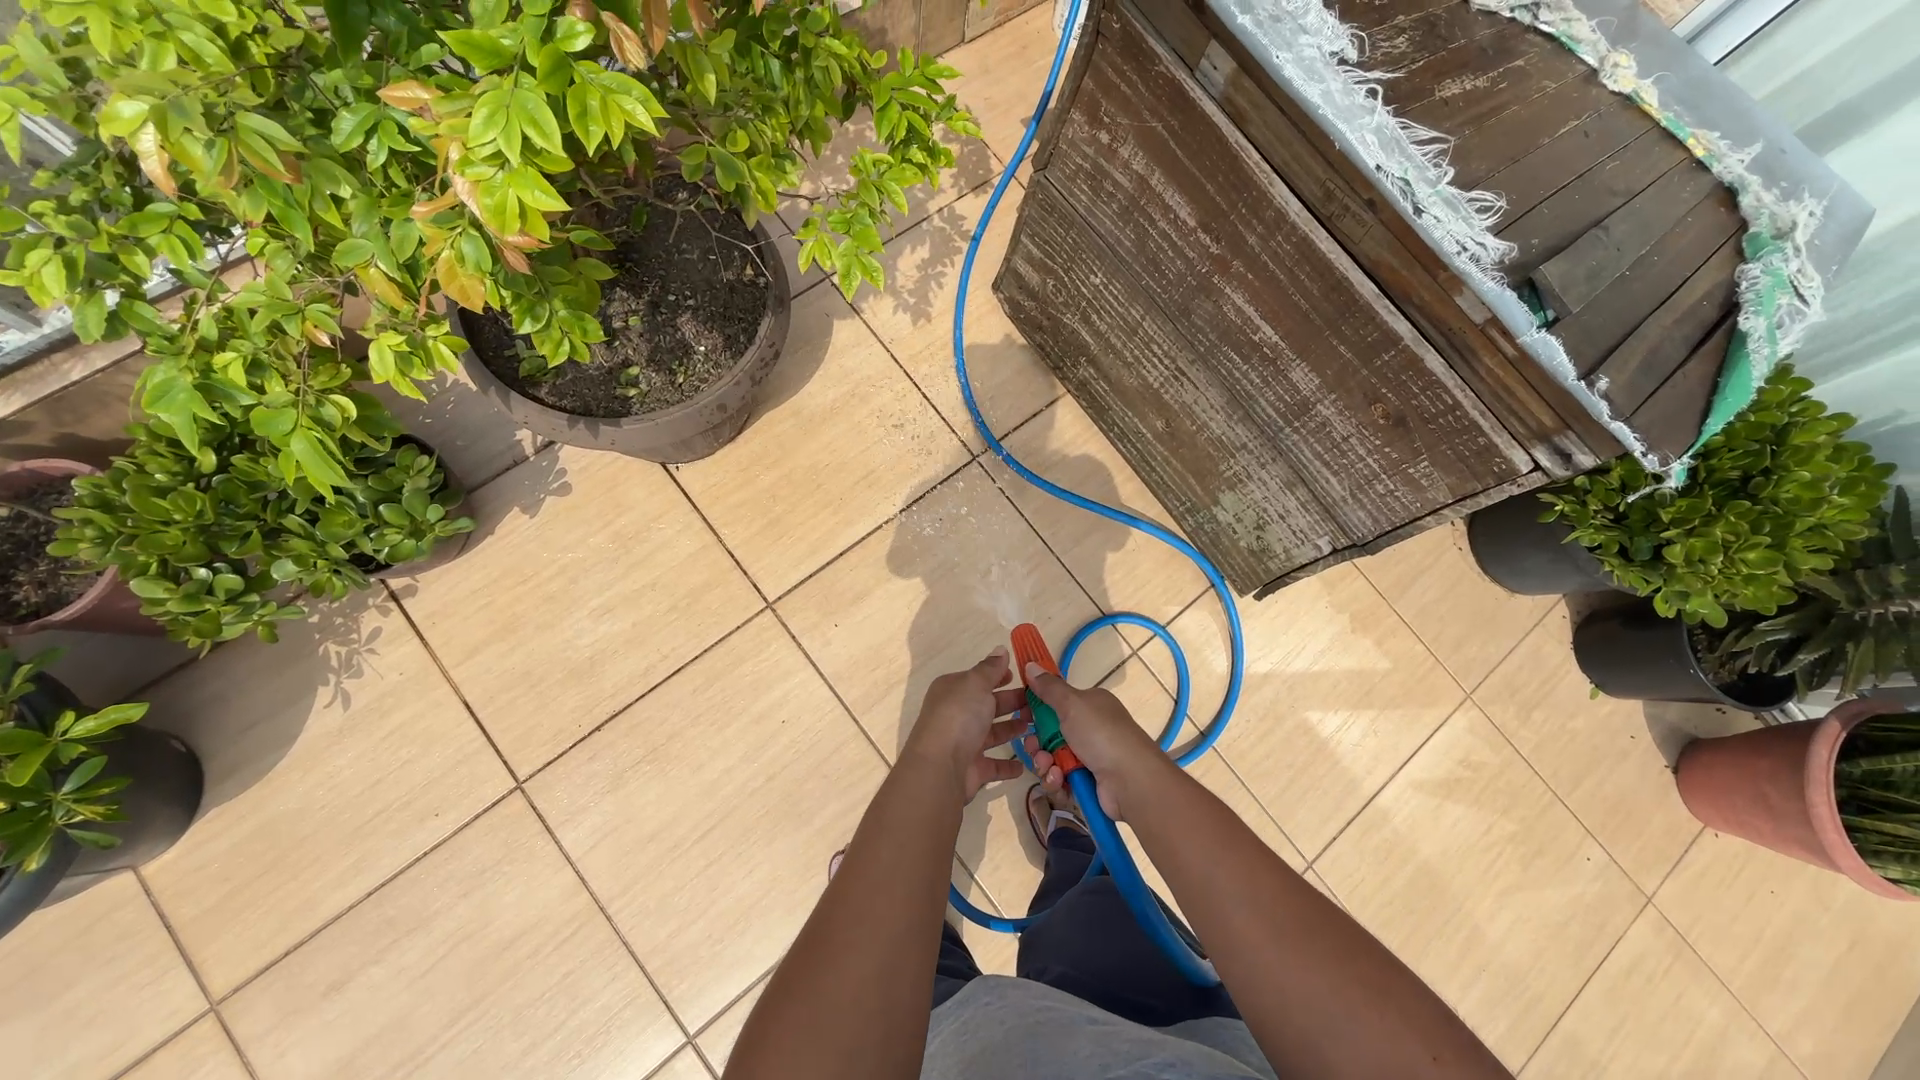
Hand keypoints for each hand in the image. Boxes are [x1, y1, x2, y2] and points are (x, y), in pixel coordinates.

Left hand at [901, 647, 1030, 802]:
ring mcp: (963, 744)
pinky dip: (1008, 765)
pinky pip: (994, 765)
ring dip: (1012, 730)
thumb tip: (1000, 649)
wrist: (941, 766)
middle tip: (1039, 702)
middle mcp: (956, 715)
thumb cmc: (959, 716)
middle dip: (1012, 703)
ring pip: (992, 734)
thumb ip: (990, 668)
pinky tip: (1025, 763)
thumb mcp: (976, 683)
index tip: (1022, 678)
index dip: (999, 677)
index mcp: (953, 691)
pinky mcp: (972, 769)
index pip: (978, 680)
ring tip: (1035, 727)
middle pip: (988, 706)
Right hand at [1022, 662, 1172, 819]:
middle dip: (1037, 742)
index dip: (1036, 709)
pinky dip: (1056, 779)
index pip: (1055, 702)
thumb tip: (1031, 665)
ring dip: (1044, 762)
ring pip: (1051, 757)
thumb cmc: (1101, 734)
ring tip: (1049, 766)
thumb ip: (1049, 688)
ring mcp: (1088, 756)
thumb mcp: (1072, 704)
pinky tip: (1060, 780)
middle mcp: (1089, 728)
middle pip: (1049, 733)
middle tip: (1034, 746)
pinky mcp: (1085, 780)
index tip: (1021, 714)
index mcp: (1089, 705)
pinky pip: (1059, 778)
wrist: (1130, 780)